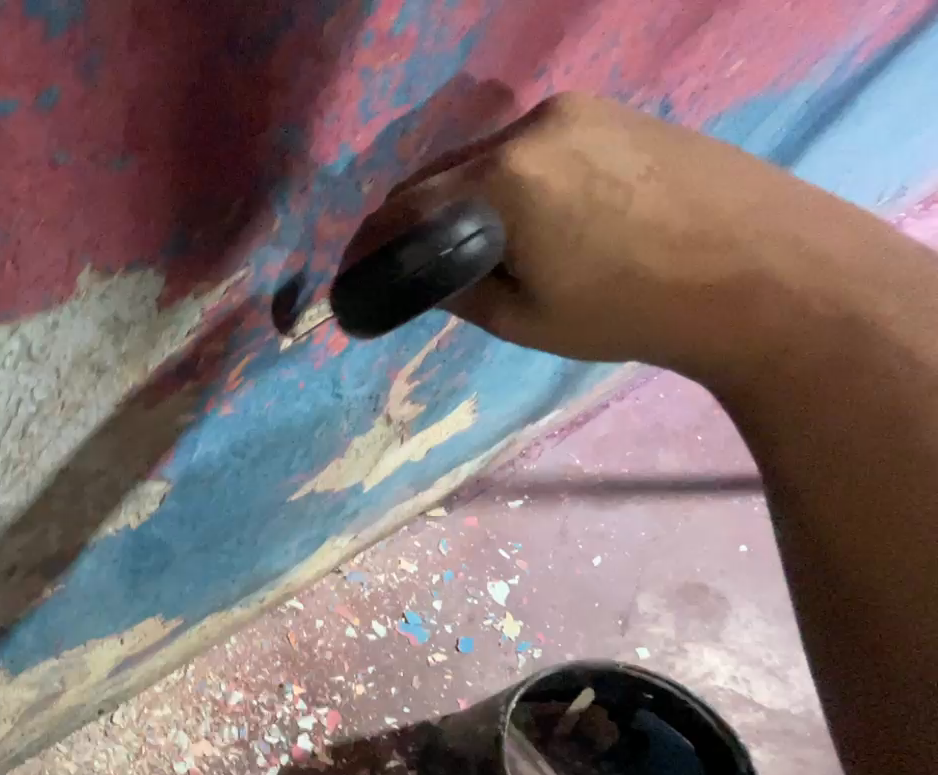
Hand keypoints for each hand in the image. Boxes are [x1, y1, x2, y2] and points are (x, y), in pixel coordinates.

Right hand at [351, 93, 917, 380]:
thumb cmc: (629, 310)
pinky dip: (500, 182)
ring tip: (453, 247)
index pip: (402, 208)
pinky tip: (511, 219)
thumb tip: (414, 277)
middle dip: (406, 221)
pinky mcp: (613, 114)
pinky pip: (527, 147)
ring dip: (453, 200)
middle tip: (396, 266)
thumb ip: (451, 288)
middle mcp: (532, 128)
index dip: (366, 246)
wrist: (770, 275)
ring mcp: (578, 113)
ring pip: (481, 157)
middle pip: (436, 174)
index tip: (350, 277)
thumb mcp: (518, 316)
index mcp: (503, 179)